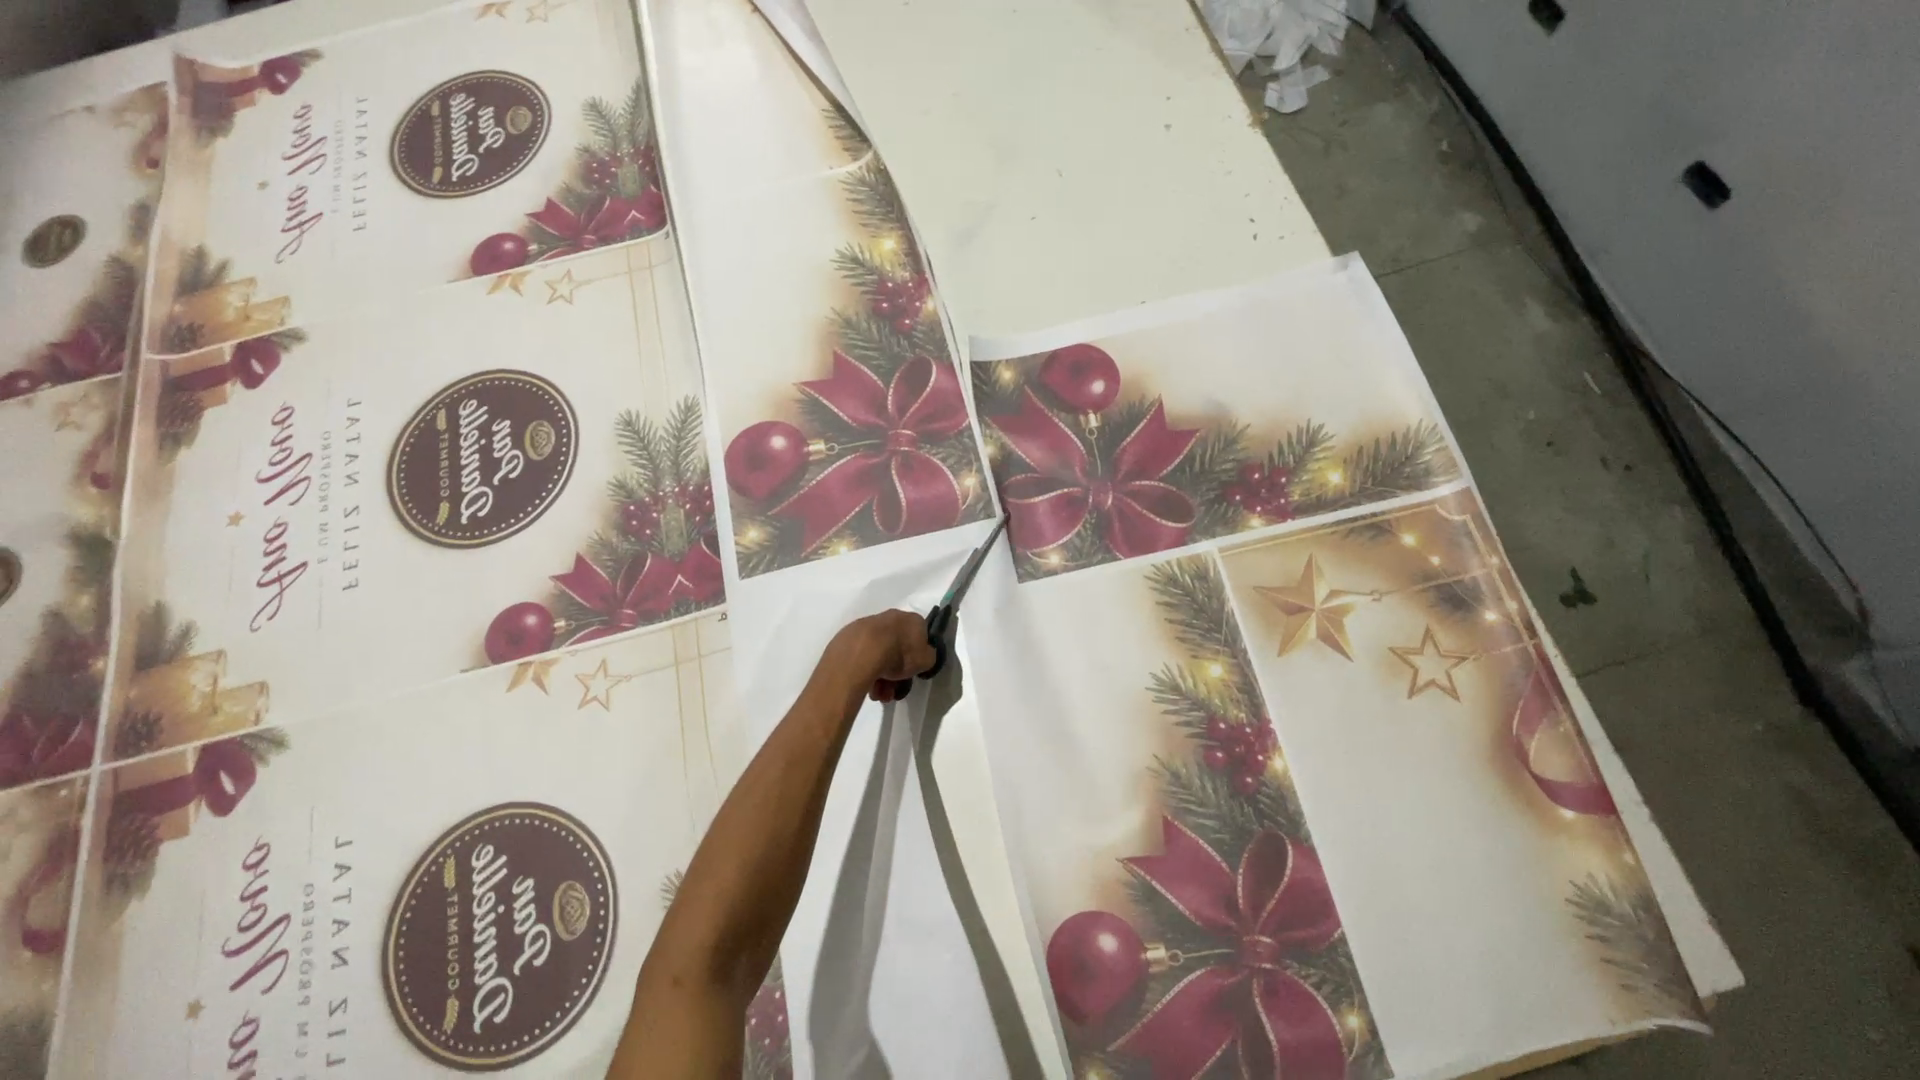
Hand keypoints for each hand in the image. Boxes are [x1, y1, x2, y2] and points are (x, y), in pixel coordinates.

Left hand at [820, 609, 937, 703]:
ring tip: (878, 694)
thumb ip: (928, 657)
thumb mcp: (926, 660)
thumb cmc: (900, 654)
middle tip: (893, 690)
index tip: (913, 672)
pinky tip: (866, 686)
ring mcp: (868, 625)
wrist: (863, 652)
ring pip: (879, 654)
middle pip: (897, 648)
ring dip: (881, 677)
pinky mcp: (849, 636)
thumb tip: (924, 656)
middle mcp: (890, 617)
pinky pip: (863, 655)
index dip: (917, 656)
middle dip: (896, 672)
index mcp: (911, 619)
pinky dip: (867, 670)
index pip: (920, 636)